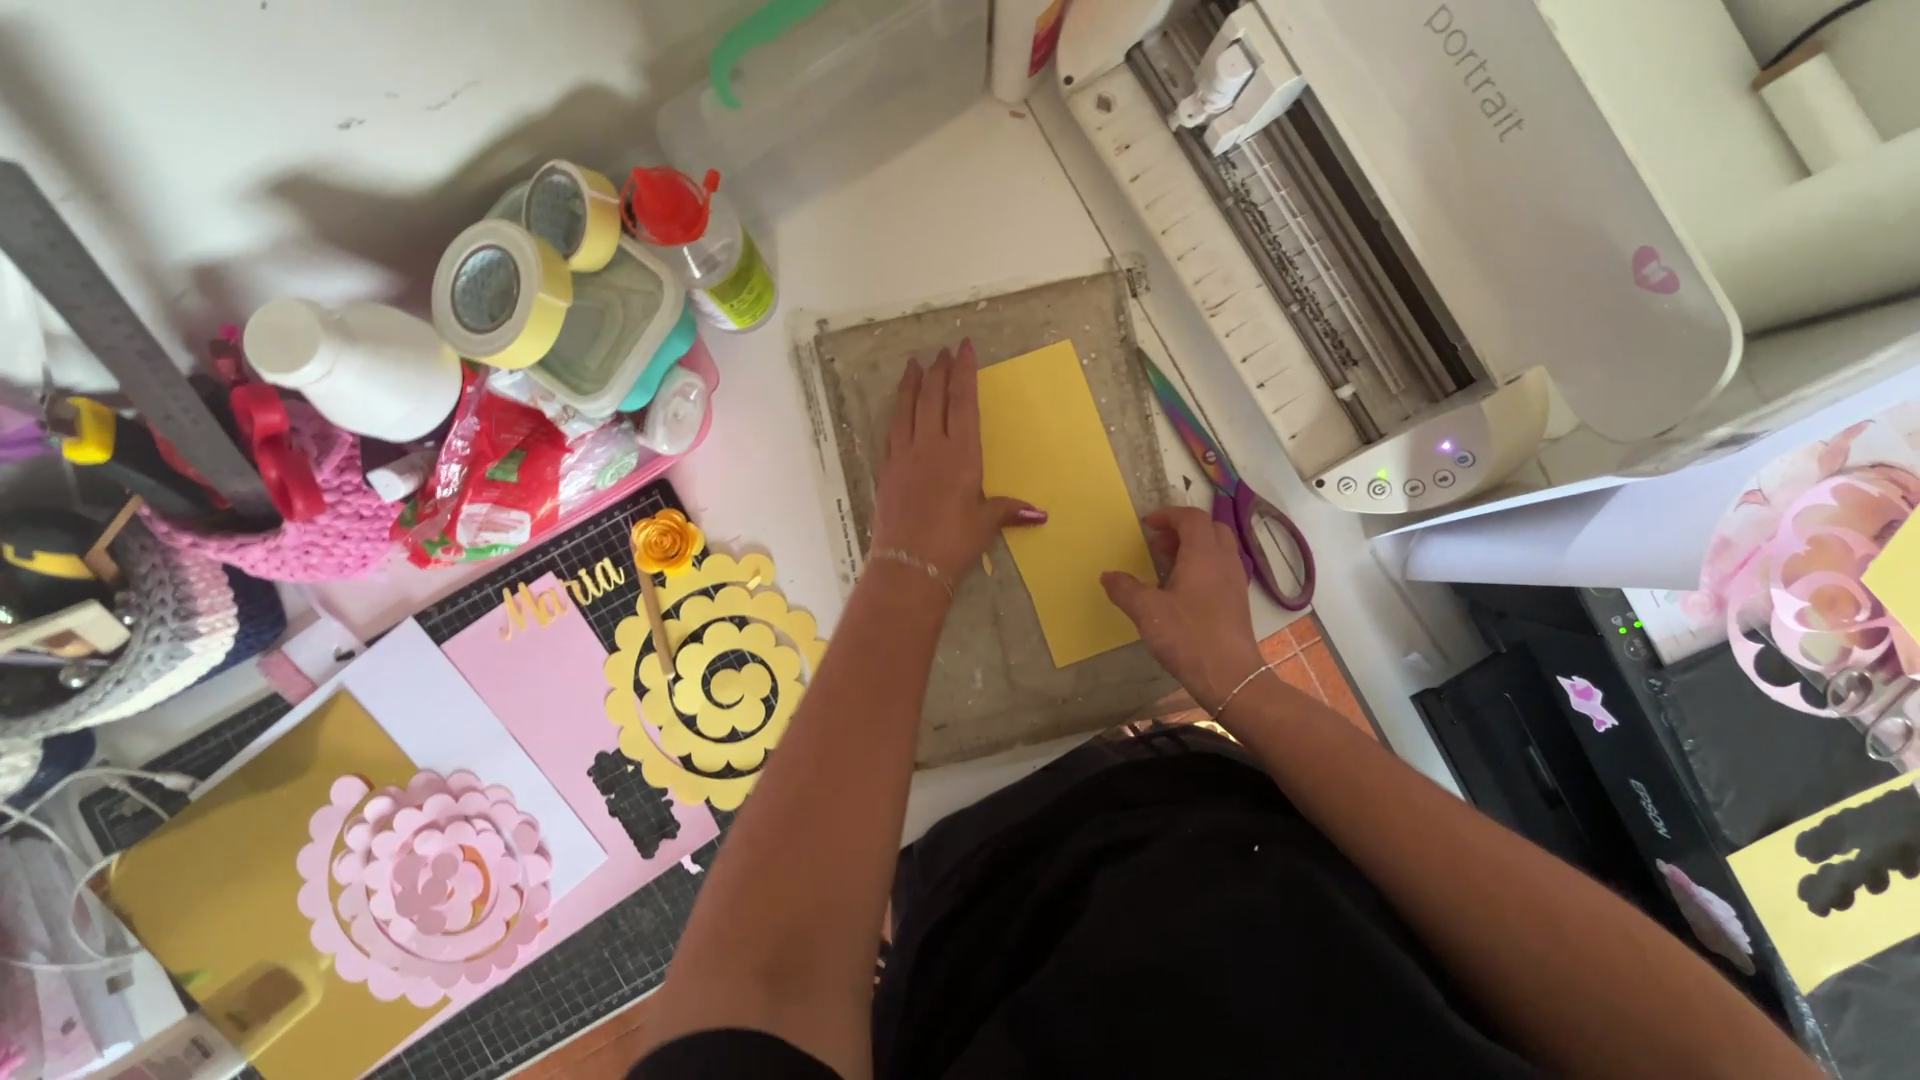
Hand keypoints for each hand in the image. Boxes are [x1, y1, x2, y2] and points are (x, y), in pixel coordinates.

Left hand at [870, 339, 1046, 591]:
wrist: (909, 564)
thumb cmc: (954, 542)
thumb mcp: (985, 524)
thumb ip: (1008, 510)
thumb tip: (1039, 514)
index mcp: (961, 453)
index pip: (963, 401)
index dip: (963, 371)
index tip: (963, 347)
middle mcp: (931, 446)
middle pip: (933, 397)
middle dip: (937, 370)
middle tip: (940, 351)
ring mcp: (904, 456)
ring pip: (907, 409)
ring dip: (911, 384)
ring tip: (913, 364)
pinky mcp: (886, 470)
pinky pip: (891, 431)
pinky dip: (897, 412)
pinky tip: (898, 407)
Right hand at [1102, 507, 1264, 709]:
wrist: (1230, 676)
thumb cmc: (1188, 637)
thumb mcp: (1147, 612)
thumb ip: (1125, 589)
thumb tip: (1107, 575)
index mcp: (1204, 555)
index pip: (1191, 518)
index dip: (1168, 515)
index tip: (1147, 526)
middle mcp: (1224, 561)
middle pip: (1210, 528)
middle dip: (1182, 529)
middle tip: (1158, 546)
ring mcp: (1235, 582)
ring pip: (1218, 549)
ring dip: (1193, 548)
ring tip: (1167, 567)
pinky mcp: (1238, 601)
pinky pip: (1221, 569)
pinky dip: (1202, 567)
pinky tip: (1183, 591)